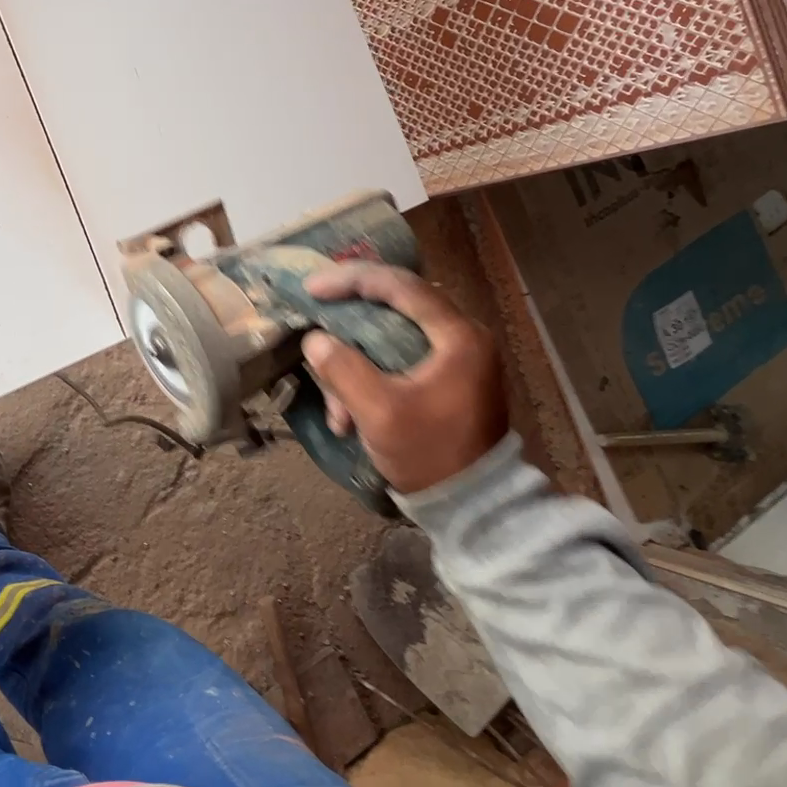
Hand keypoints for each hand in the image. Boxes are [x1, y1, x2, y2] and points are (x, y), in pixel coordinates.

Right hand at [300, 262, 506, 493]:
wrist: (474, 506)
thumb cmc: (431, 455)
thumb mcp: (379, 413)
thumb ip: (343, 369)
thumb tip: (315, 339)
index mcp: (458, 337)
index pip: (400, 286)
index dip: (351, 280)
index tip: (312, 287)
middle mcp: (462, 337)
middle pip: (393, 308)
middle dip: (347, 326)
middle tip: (313, 322)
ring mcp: (454, 359)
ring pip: (389, 339)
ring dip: (353, 365)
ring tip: (335, 409)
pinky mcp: (444, 379)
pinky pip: (395, 362)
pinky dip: (367, 380)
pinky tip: (347, 417)